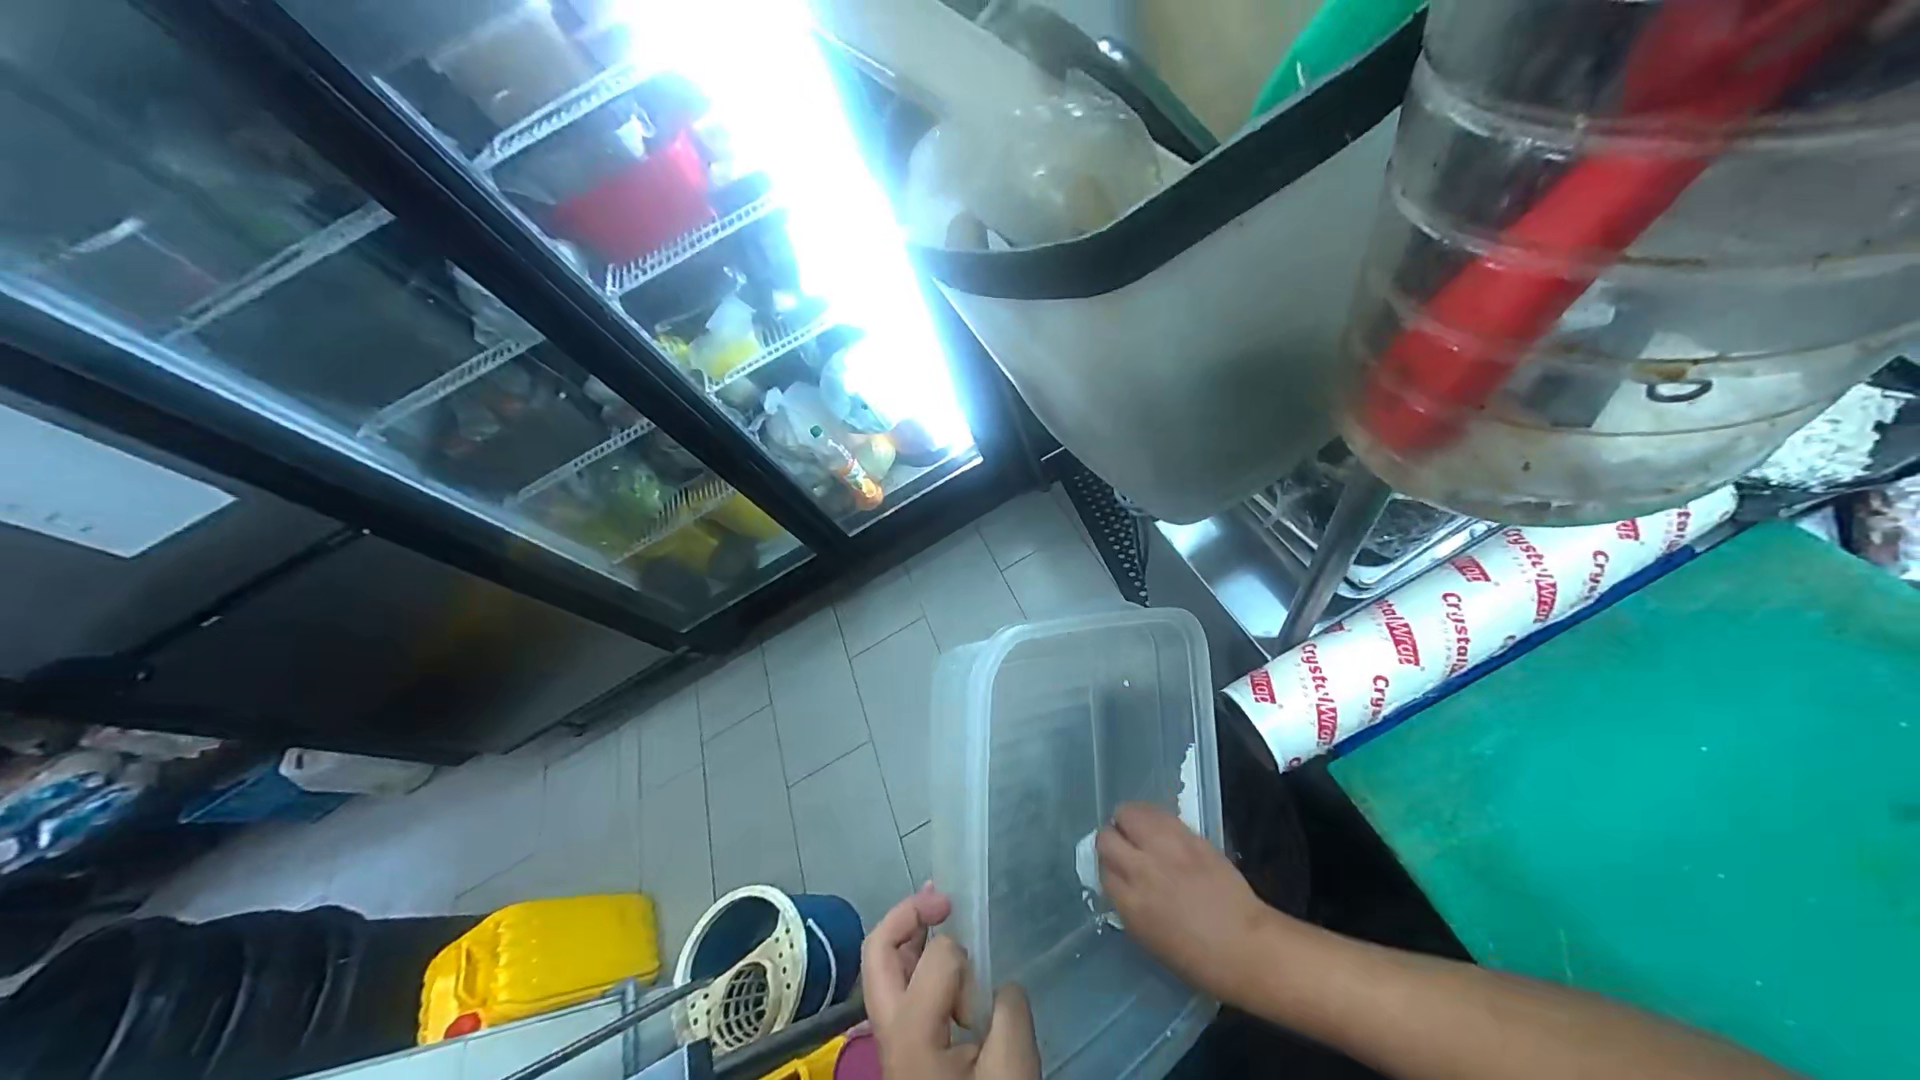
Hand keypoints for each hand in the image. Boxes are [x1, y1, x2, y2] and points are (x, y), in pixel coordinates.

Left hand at [861, 884, 1039, 1079]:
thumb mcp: (1011, 1070)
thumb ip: (1010, 1011)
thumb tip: (999, 986)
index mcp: (910, 1033)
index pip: (937, 960)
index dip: (965, 963)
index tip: (981, 1001)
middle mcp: (888, 1028)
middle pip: (878, 950)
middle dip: (908, 914)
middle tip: (943, 898)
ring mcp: (889, 1037)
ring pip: (882, 965)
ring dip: (909, 933)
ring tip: (941, 914)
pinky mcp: (901, 1046)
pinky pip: (900, 986)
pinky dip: (918, 961)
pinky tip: (944, 960)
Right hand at [1097, 803, 1283, 1004]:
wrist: (1246, 946)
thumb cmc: (1197, 957)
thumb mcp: (1146, 936)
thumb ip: (1127, 902)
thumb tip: (1120, 880)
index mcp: (1129, 902)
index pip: (1101, 868)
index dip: (1109, 867)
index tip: (1118, 871)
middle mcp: (1142, 869)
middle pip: (1107, 837)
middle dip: (1112, 840)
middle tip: (1125, 848)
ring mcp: (1166, 848)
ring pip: (1129, 813)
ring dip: (1129, 821)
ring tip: (1140, 831)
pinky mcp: (1190, 835)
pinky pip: (1159, 814)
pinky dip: (1153, 818)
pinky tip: (1160, 830)